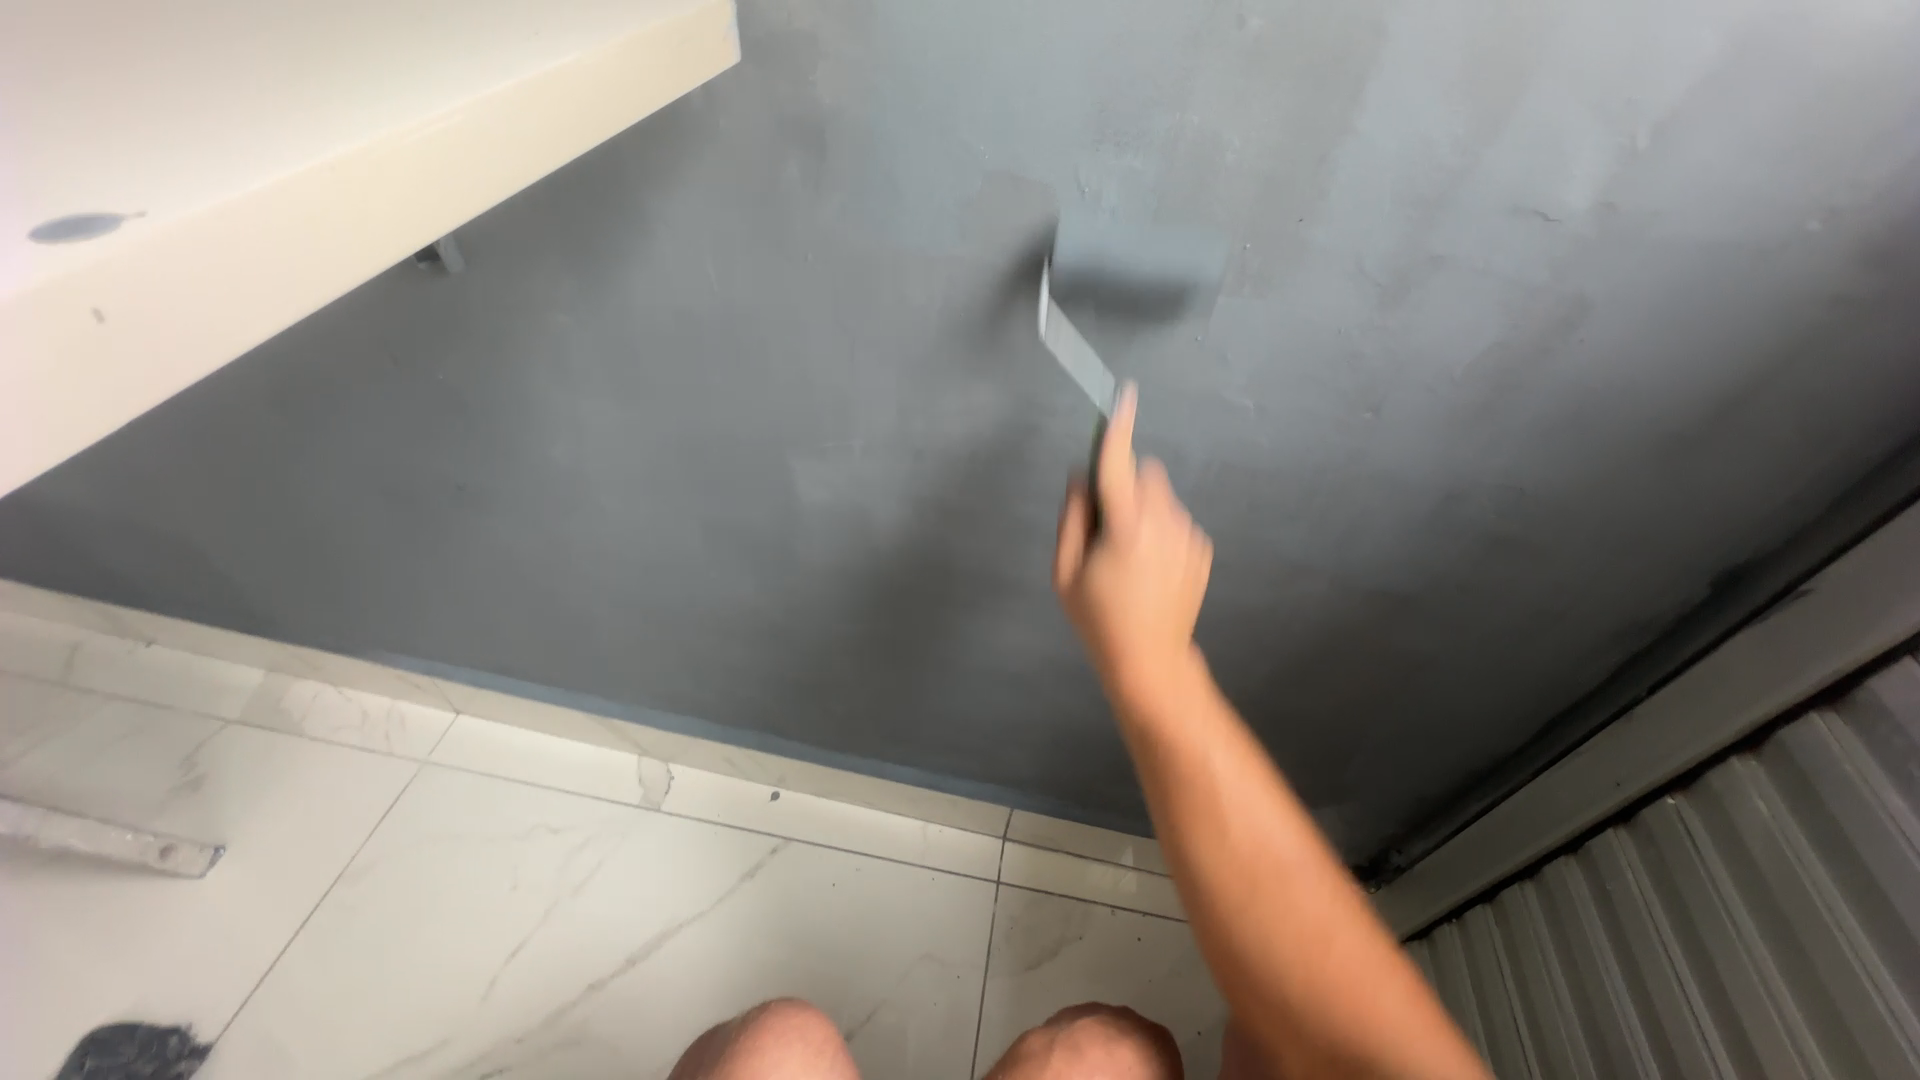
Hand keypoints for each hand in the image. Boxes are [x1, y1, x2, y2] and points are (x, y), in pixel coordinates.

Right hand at [1054, 383, 1212, 696]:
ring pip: (1161, 496)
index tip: (1123, 396)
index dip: (1118, 429)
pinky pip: (1175, 518)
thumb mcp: (1064, 572)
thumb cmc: (1097, 618)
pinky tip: (1151, 567)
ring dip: (1144, 508)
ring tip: (1130, 554)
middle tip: (1107, 526)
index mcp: (1126, 529)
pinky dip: (1161, 528)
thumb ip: (1071, 517)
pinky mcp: (1202, 547)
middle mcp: (1164, 523)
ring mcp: (1189, 535)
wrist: (1150, 659)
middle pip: (1145, 473)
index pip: (1119, 466)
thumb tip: (1081, 477)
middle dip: (1125, 485)